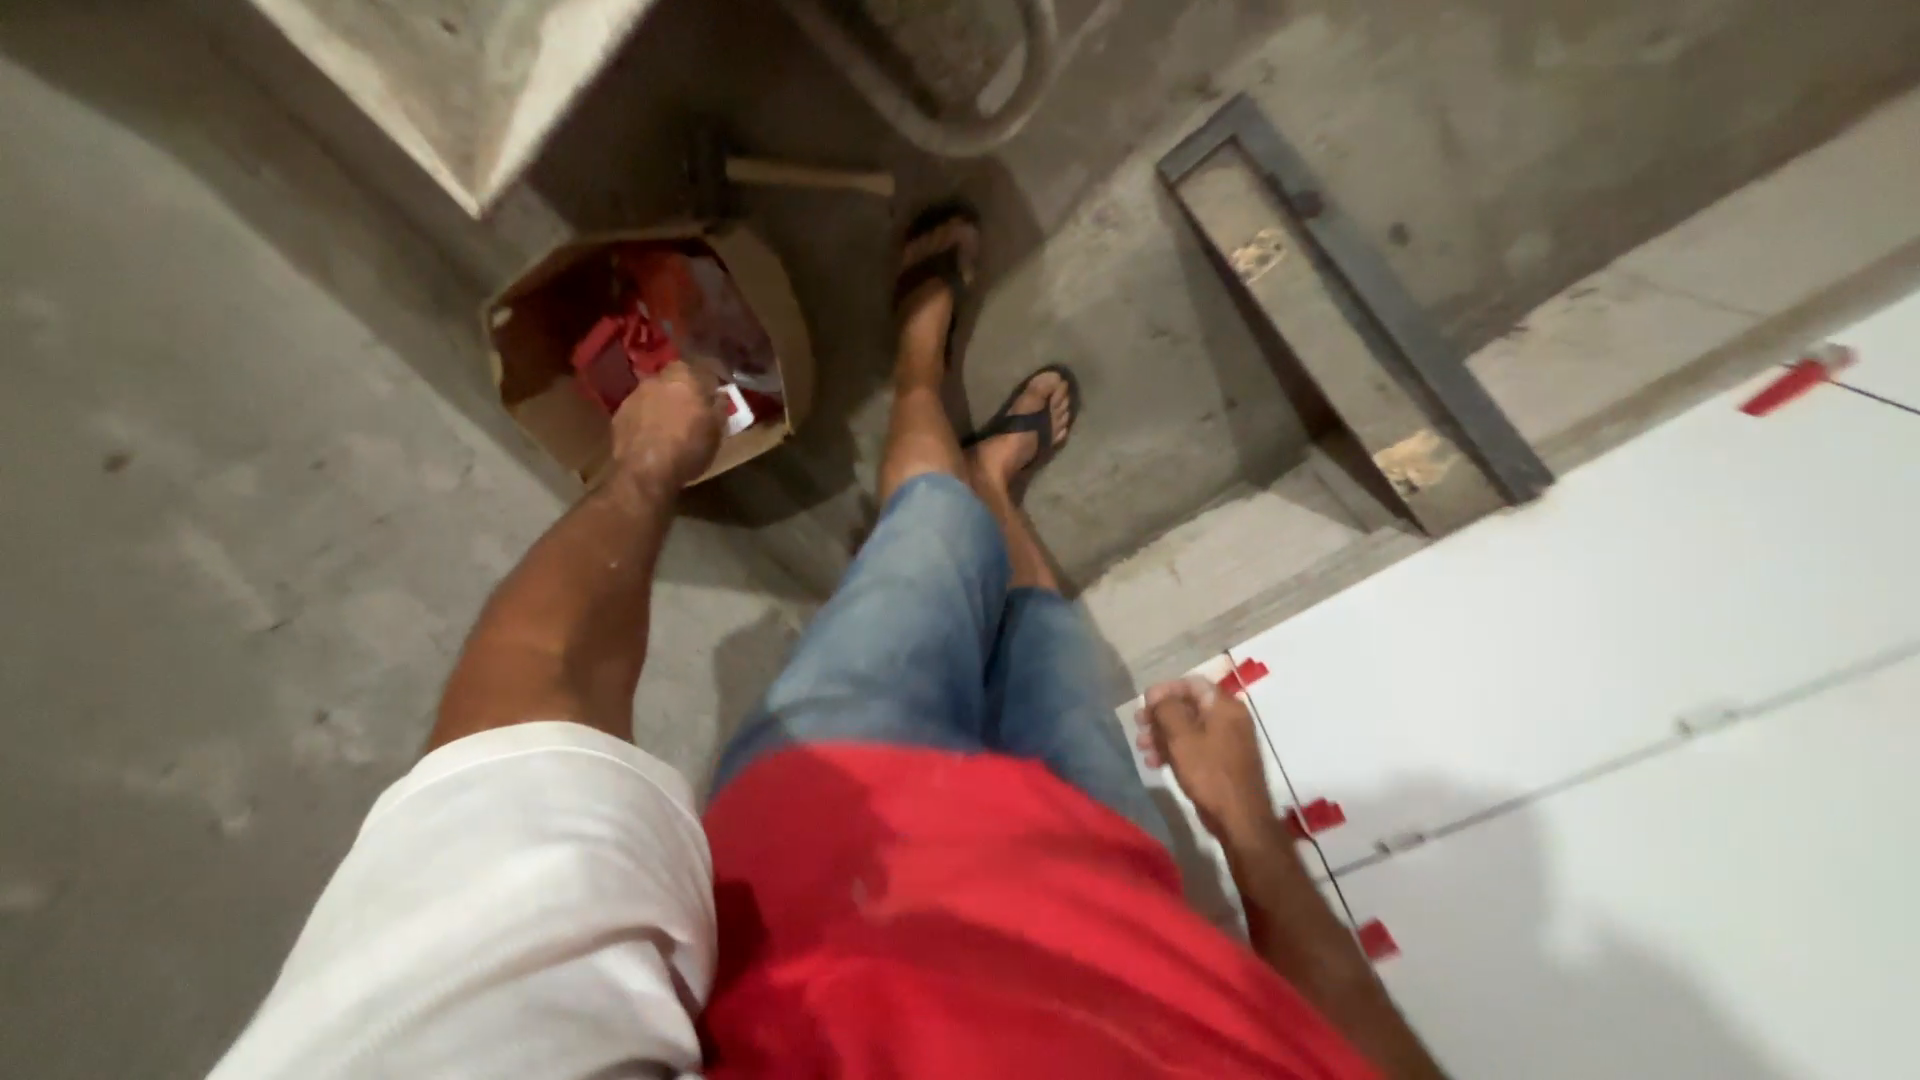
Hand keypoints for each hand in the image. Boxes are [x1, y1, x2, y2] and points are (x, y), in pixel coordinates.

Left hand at [610, 361, 725, 490]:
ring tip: (668, 430)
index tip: (710, 401)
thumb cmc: (689, 447)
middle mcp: (656, 379)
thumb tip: (720, 396)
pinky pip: (638, 413)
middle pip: (672, 382)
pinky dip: (645, 421)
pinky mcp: (618, 415)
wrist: (647, 471)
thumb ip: (720, 408)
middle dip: (680, 394)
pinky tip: (652, 439)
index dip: (705, 386)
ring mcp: (633, 396)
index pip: (698, 371)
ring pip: (653, 396)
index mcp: (684, 377)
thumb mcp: (717, 430)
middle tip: (689, 415)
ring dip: (661, 407)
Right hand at [1136, 676, 1273, 842]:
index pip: (1192, 684)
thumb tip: (1157, 695)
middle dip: (1160, 715)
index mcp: (1224, 706)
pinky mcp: (1222, 762)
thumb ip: (1167, 709)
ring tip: (1142, 747)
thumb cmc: (1209, 772)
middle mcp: (1229, 719)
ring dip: (1163, 734)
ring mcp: (1227, 741)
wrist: (1239, 818)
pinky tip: (1154, 762)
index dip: (1165, 690)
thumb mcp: (1181, 737)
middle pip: (1189, 706)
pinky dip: (1175, 750)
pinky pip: (1195, 746)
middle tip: (1138, 725)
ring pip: (1189, 728)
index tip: (1144, 703)